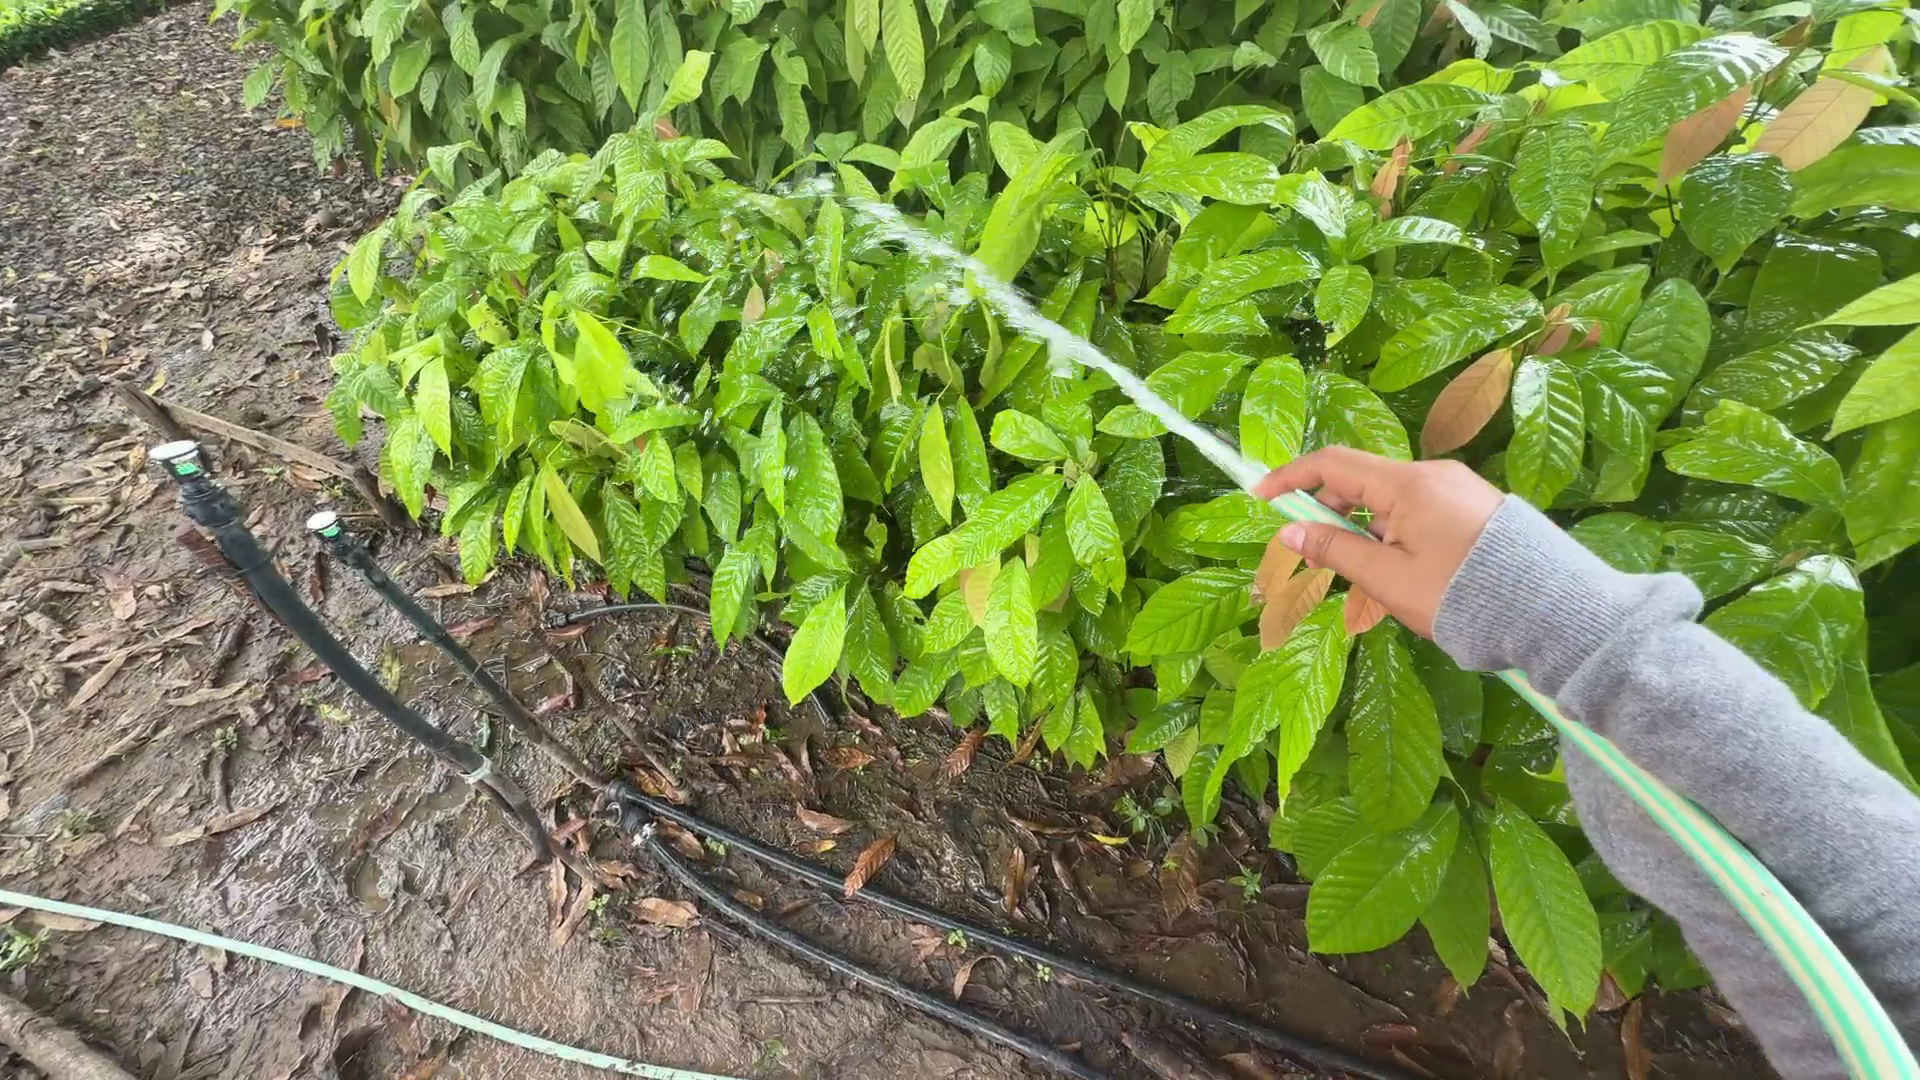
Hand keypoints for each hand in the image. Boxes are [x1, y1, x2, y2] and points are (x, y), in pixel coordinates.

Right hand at [1251, 447, 1504, 637]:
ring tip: (1361, 584)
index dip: (1290, 477)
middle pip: (1359, 483)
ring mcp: (1457, 491)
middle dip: (1326, 515)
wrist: (1560, 615)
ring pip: (1387, 504)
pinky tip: (1395, 576)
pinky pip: (1416, 514)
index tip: (1260, 497)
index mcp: (1408, 484)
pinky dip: (1390, 538)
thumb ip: (1334, 550)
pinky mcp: (1474, 510)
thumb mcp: (1387, 578)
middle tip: (1312, 557)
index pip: (1331, 464)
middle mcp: (1432, 476)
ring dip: (1360, 534)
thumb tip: (1289, 533)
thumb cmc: (1461, 595)